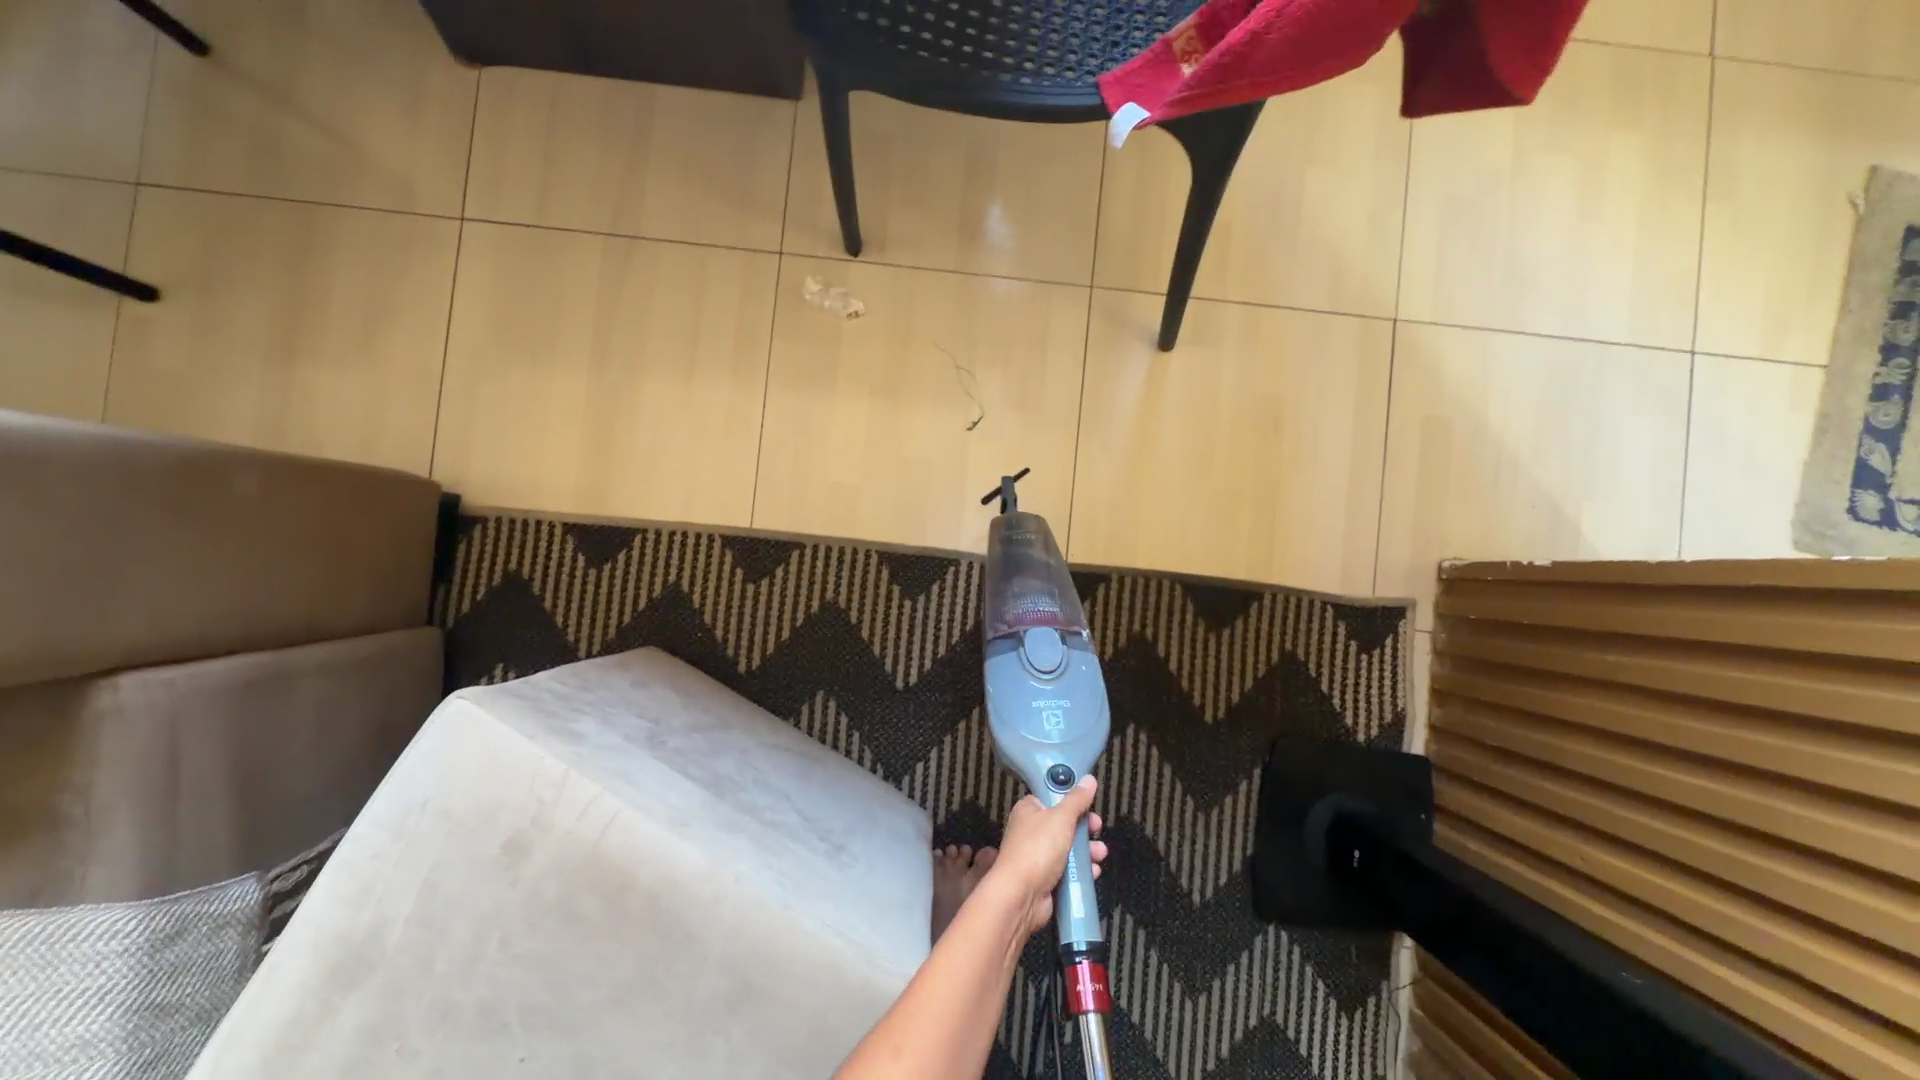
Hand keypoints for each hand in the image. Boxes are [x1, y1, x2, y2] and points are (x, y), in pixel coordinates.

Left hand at [981, 776, 1108, 935]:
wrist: (1022, 894)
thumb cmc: (1037, 849)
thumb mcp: (1061, 817)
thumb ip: (1077, 799)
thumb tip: (1089, 779)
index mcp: (1029, 810)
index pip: (1052, 798)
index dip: (1072, 801)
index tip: (1089, 805)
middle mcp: (1031, 831)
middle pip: (1064, 824)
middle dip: (1084, 829)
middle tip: (1096, 829)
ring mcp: (1038, 856)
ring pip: (1068, 848)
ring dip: (1087, 851)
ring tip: (1100, 854)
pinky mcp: (1045, 878)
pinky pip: (1068, 870)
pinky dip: (1081, 871)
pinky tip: (1093, 872)